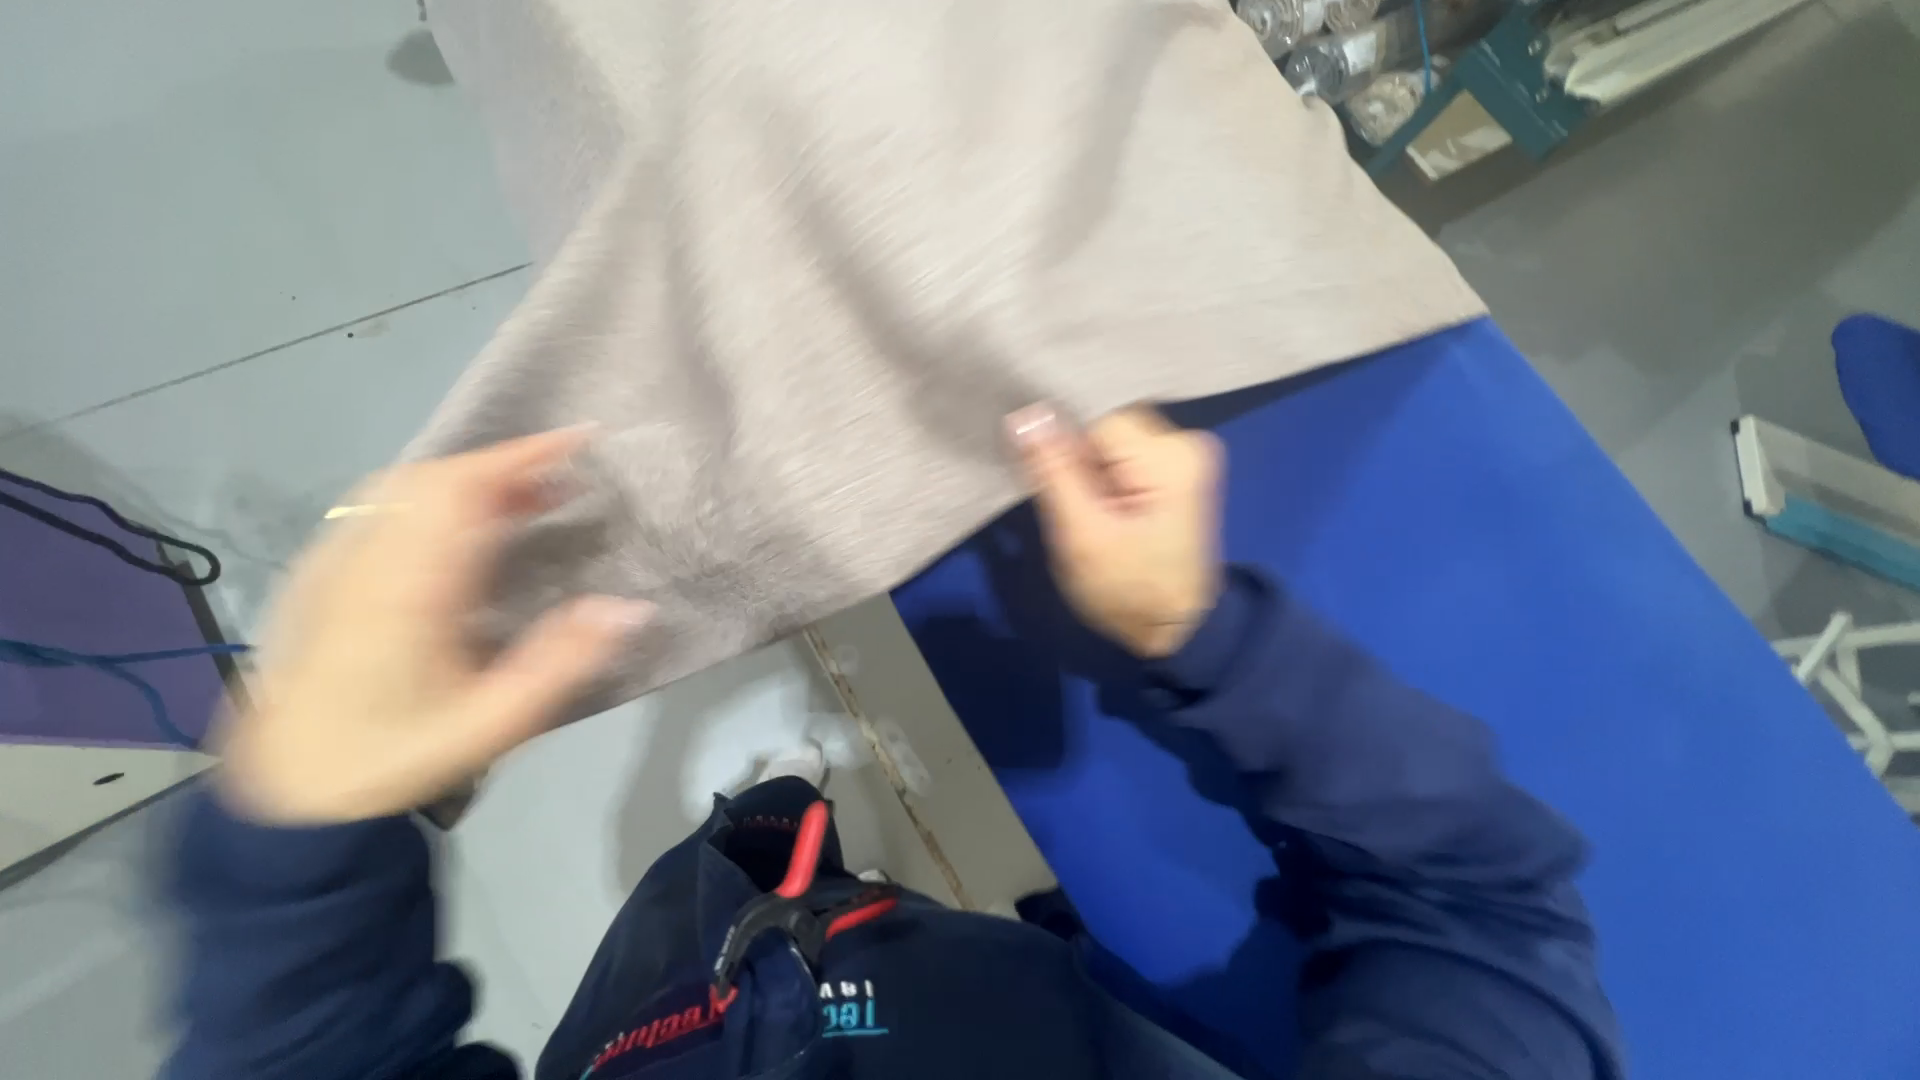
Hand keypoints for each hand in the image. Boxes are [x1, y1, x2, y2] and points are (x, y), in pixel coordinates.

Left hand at [213, 428, 651, 825]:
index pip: (464, 487)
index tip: (580, 440)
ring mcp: (334, 564)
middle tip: (564, 482)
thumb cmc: (396, 755)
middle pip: (433, 477)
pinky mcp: (320, 578)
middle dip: (504, 465)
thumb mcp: (496, 721)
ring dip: (469, 481)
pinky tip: (463, 532)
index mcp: (409, 586)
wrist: (284, 793)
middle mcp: (364, 558)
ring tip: (525, 502)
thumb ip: (565, 661)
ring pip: (402, 489)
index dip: (523, 454)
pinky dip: (433, 500)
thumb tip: (632, 608)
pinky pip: (380, 511)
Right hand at [1007, 403, 1223, 657]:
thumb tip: (1024, 415)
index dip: (1068, 456)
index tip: (1068, 496)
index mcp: (1170, 454)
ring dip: (1092, 472)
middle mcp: (1186, 441)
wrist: (1176, 630)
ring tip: (1096, 513)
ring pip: (1109, 443)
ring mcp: (1185, 455)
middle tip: (1083, 511)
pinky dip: (1106, 478)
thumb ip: (1053, 470)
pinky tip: (1107, 507)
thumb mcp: (1081, 535)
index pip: (1093, 422)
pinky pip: (1123, 455)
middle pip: (1104, 428)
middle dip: (1082, 464)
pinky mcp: (1176, 469)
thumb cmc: (1128, 591)